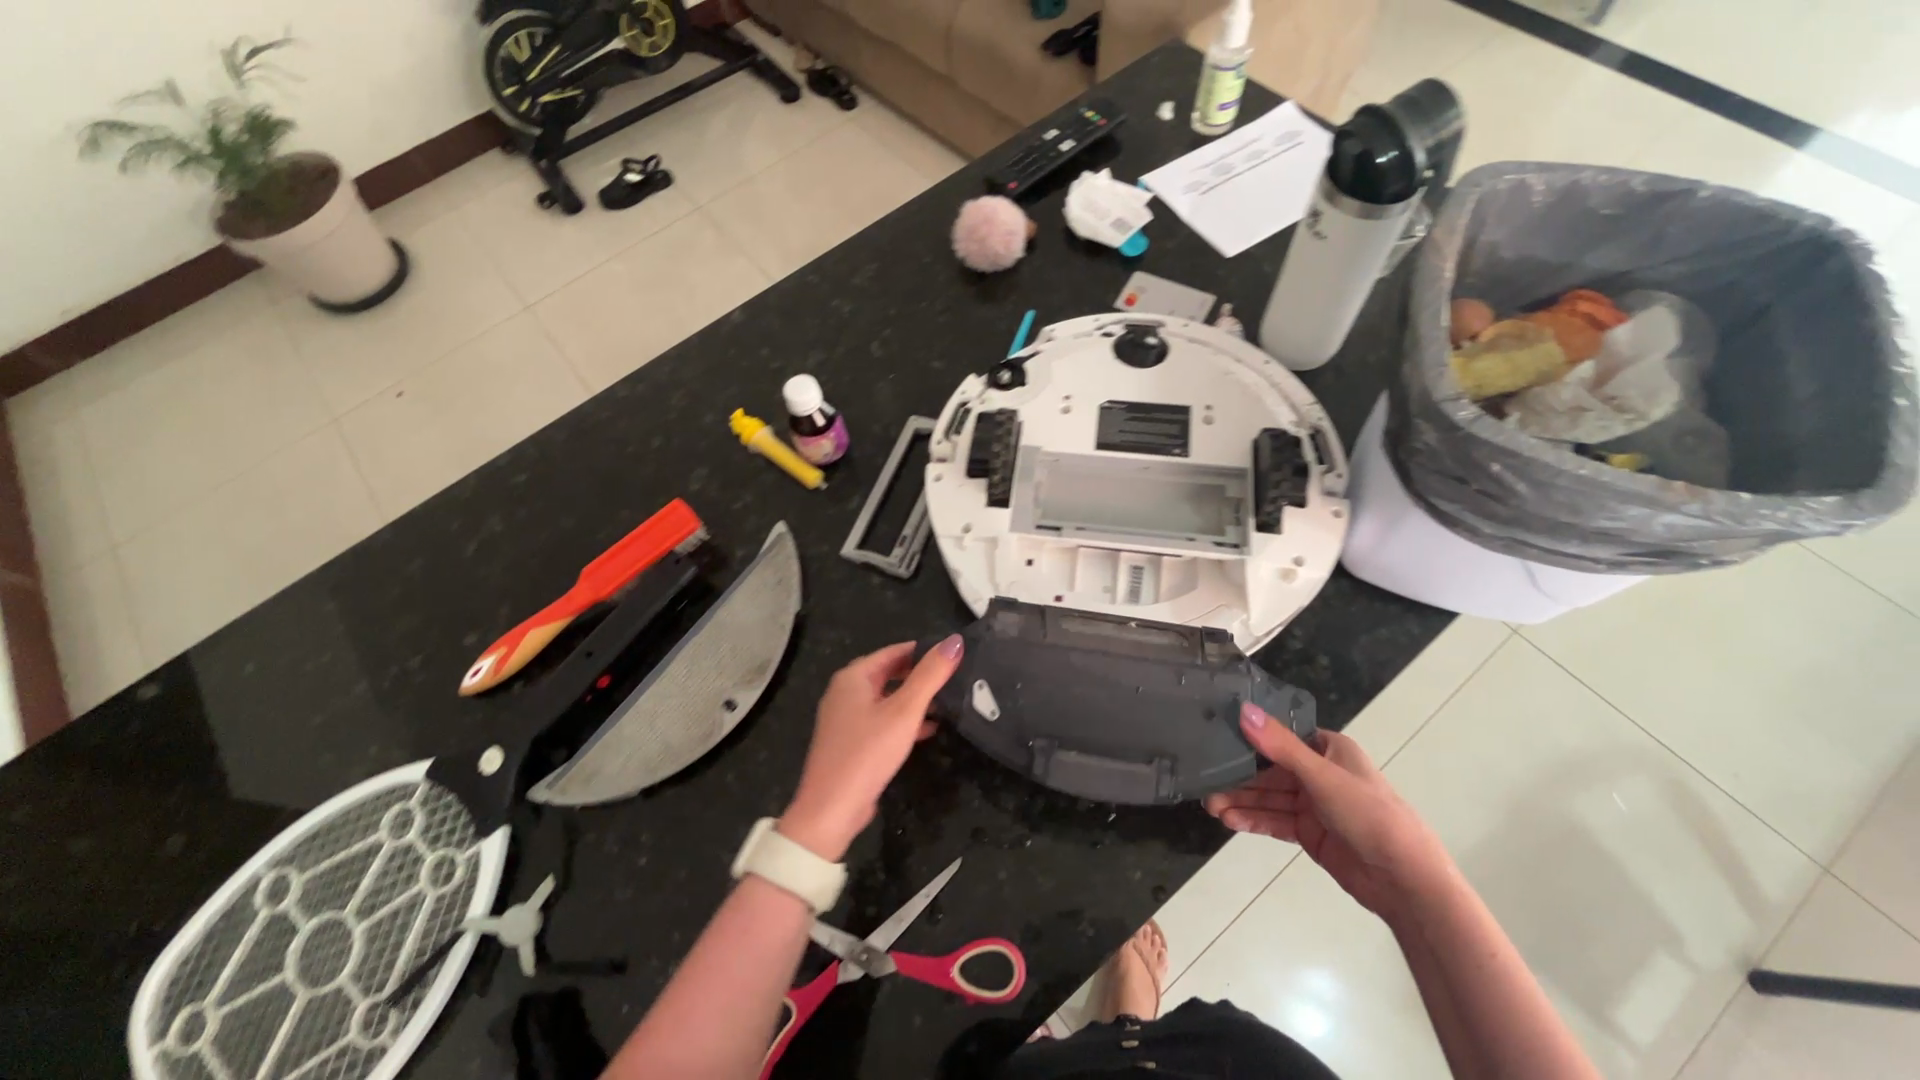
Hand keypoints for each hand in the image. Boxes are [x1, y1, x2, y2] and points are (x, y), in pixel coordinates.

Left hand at [780, 637, 962, 859]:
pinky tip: (928, 729)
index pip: (894, 651)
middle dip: (920, 675)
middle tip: (955, 677)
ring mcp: (846, 718)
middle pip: (889, 673)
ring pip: (887, 698)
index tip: (954, 654)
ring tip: (948, 701)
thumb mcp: (904, 711)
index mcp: (853, 677)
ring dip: (914, 699)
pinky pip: (882, 720)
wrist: (832, 808)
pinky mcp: (851, 742)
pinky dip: (904, 720)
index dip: (924, 650)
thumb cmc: (867, 752)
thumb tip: (955, 641)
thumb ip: (930, 675)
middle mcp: (845, 692)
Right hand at [1204, 703, 1450, 919]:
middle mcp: (1319, 773)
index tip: (1215, 737)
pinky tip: (1230, 821)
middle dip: (1239, 778)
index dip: (1250, 737)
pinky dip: (1254, 820)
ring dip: (1241, 801)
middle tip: (1205, 785)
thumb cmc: (1369, 814)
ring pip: (1269, 798)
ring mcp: (1314, 805)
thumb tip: (1243, 710)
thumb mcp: (1322, 776)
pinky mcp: (1309, 832)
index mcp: (1329, 749)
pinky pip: (1275, 821)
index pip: (1281, 737)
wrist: (1403, 878)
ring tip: (1211, 807)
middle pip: (1270, 770)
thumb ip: (1280, 746)